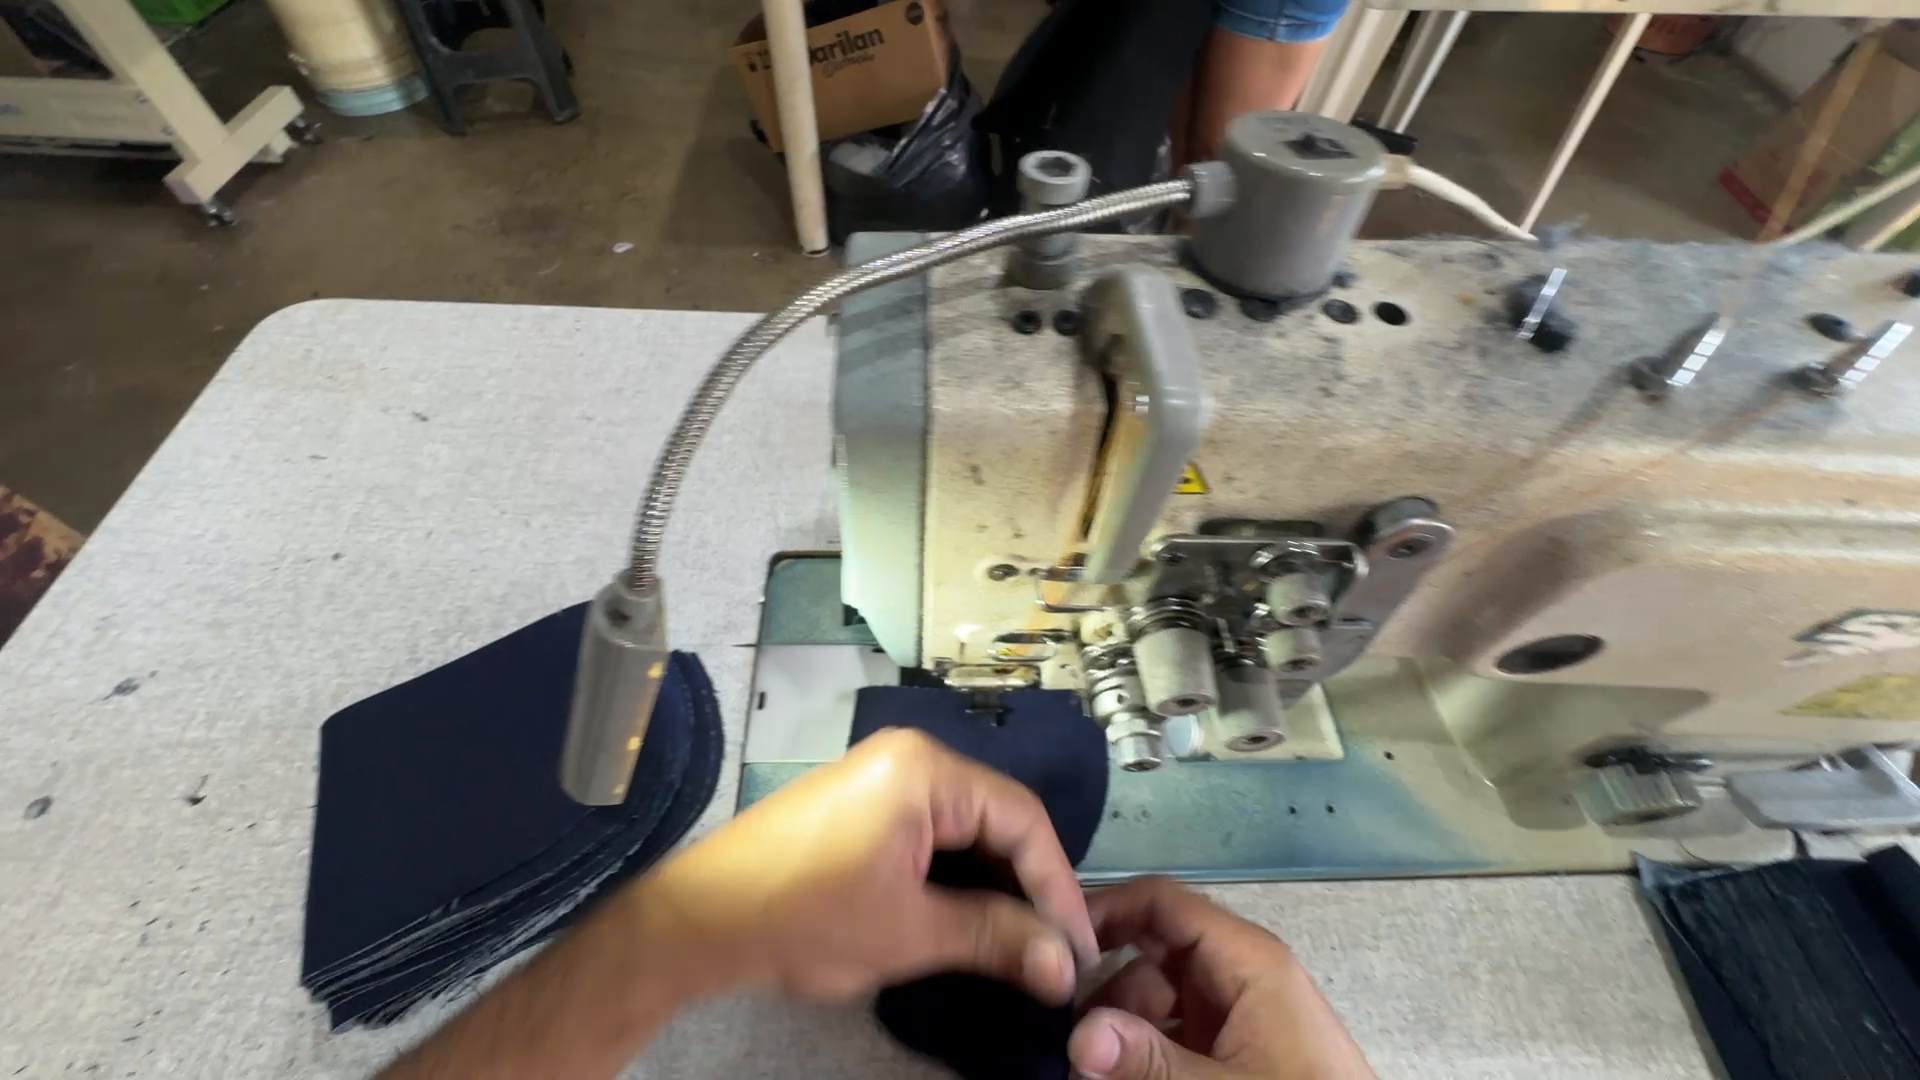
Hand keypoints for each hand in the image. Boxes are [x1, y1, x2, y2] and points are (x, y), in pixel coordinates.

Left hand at [643, 728, 1097, 1001]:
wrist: (701, 916)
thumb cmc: (807, 915)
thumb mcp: (909, 931)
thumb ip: (995, 938)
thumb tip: (1063, 967)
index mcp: (927, 768)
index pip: (1020, 816)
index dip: (1057, 883)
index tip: (1079, 947)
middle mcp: (912, 757)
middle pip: (996, 816)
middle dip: (1027, 883)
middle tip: (1053, 948)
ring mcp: (886, 775)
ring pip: (966, 825)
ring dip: (994, 880)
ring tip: (1021, 939)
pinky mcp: (867, 800)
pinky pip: (934, 829)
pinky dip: (958, 871)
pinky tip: (973, 911)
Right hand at [1068, 878, 1373, 1079]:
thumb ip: (1150, 1061)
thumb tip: (1076, 1035)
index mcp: (1245, 957)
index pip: (1163, 902)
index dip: (1107, 909)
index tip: (1054, 942)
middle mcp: (1237, 972)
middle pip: (1152, 950)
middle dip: (1106, 983)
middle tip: (1061, 1022)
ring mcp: (1236, 1013)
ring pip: (1157, 996)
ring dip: (1120, 1026)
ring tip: (1086, 1065)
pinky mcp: (1235, 1050)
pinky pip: (1175, 1032)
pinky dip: (1145, 1051)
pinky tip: (1117, 1074)